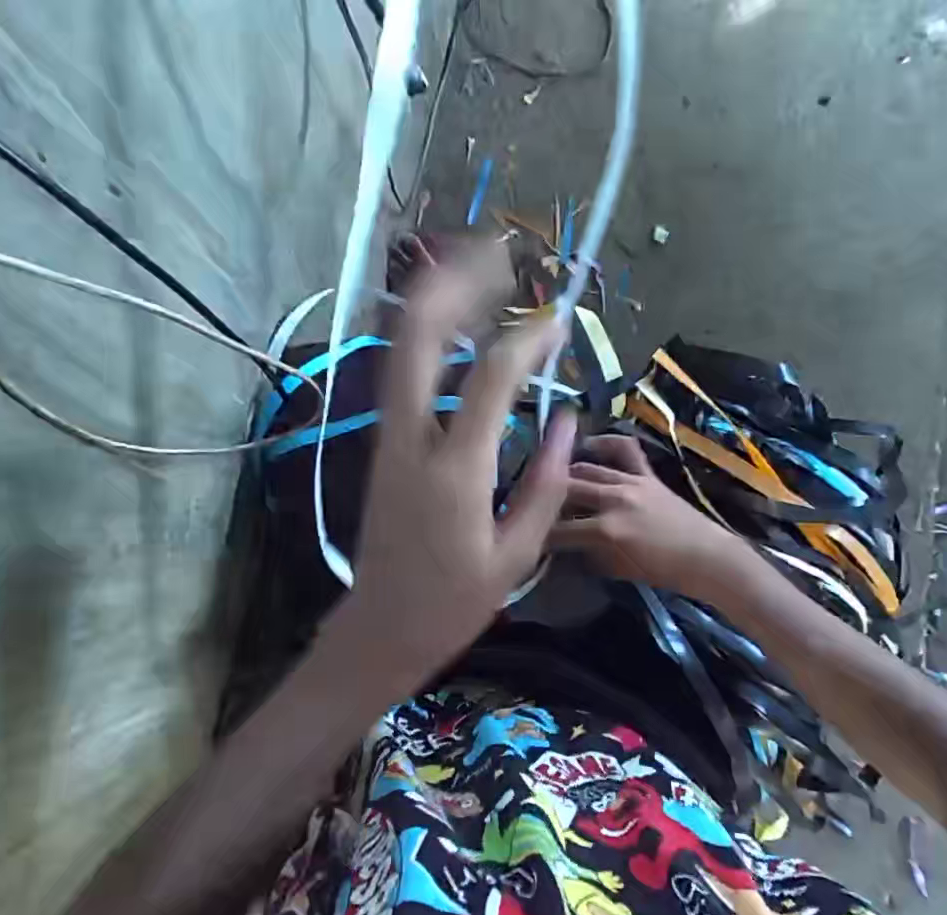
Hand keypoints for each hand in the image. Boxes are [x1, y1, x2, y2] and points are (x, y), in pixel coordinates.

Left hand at [330, 265, 577, 676]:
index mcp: (455, 470)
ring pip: (399, 347)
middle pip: (418, 334)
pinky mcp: (381, 448)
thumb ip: (546, 481)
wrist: (382, 627)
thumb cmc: (455, 603)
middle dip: (456, 283)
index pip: (492, 376)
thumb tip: (566, 419)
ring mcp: (388, 440)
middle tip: (498, 255)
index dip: (528, 337)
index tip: (558, 319)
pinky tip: (454, 330)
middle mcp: (412, 440)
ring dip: (435, 302)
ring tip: (478, 274)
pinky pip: (399, 376)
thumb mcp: (517, 553)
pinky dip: (425, 340)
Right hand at [550, 434, 751, 601]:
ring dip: (563, 474)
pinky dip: (604, 443)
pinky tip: (586, 446)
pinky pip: (623, 449)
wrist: (707, 558)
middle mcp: (613, 499)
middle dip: (543, 499)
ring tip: (547, 479)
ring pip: (584, 469)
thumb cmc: (662, 572)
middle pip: (564, 491)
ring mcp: (631, 482)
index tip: (525, 535)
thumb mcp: (615, 570)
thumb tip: (562, 546)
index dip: (536, 534)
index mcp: (605, 530)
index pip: (557, 530)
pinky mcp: (646, 474)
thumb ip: (586, 554)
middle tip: (531, 505)